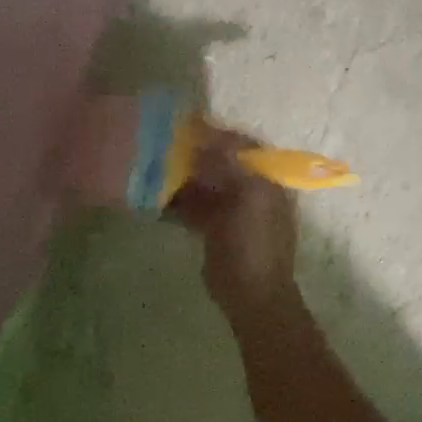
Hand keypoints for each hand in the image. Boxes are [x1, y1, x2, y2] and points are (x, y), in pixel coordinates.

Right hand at [165, 124, 301, 322]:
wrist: (252, 295)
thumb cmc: (255, 246)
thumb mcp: (250, 198)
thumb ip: (233, 165)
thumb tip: (210, 136)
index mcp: (267, 181)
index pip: (243, 146)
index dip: (218, 134)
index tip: (187, 126)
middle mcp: (251, 192)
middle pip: (221, 163)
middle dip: (194, 155)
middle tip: (164, 145)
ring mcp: (232, 213)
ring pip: (204, 185)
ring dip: (181, 177)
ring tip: (154, 168)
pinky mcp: (214, 232)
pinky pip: (193, 209)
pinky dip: (175, 203)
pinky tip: (155, 199)